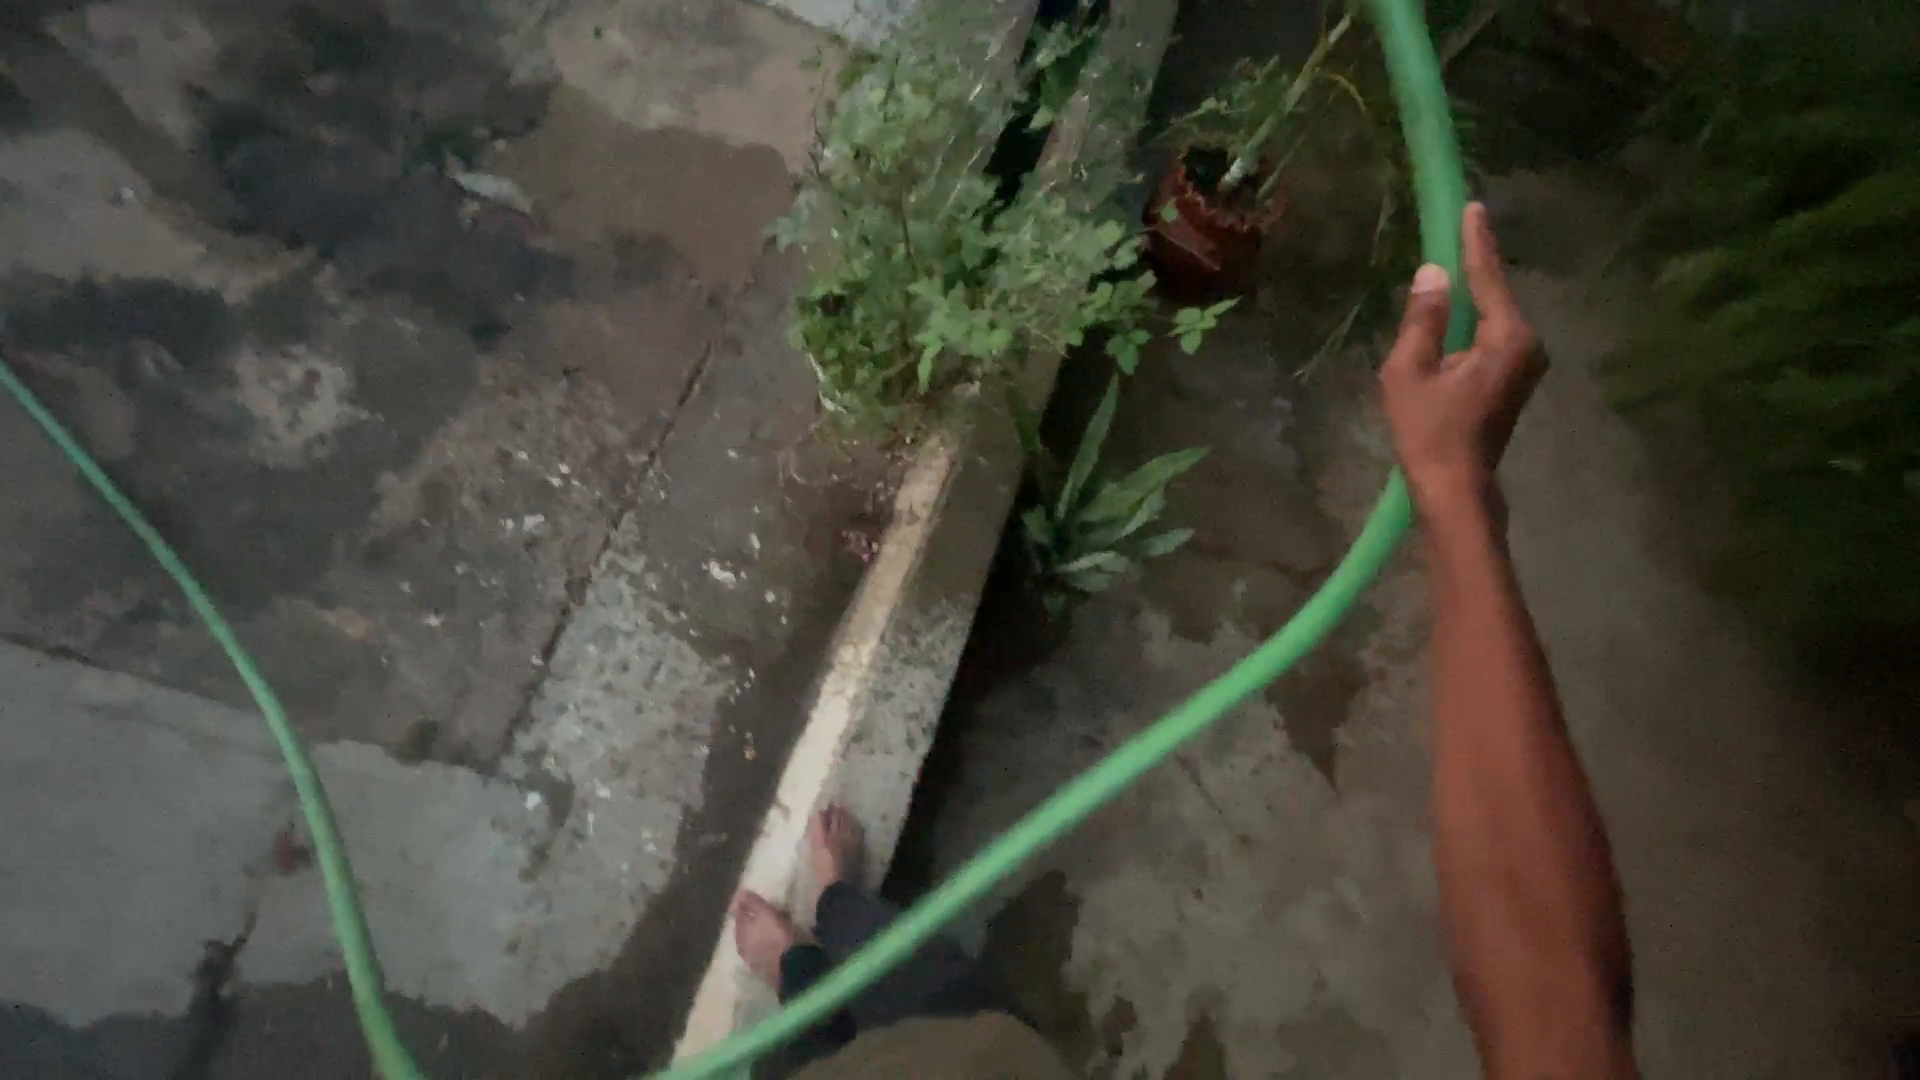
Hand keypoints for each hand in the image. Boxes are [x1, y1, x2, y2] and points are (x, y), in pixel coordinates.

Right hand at [1380, 203, 1544, 518]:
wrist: (1455, 485)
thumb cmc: (1427, 431)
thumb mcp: (1409, 373)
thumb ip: (1422, 320)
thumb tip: (1432, 275)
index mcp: (1506, 336)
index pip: (1488, 277)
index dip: (1475, 242)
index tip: (1472, 206)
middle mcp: (1528, 343)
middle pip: (1492, 298)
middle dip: (1468, 275)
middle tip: (1447, 243)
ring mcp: (1526, 364)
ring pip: (1490, 321)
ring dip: (1465, 307)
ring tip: (1437, 289)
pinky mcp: (1514, 381)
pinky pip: (1489, 340)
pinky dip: (1468, 329)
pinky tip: (1446, 329)